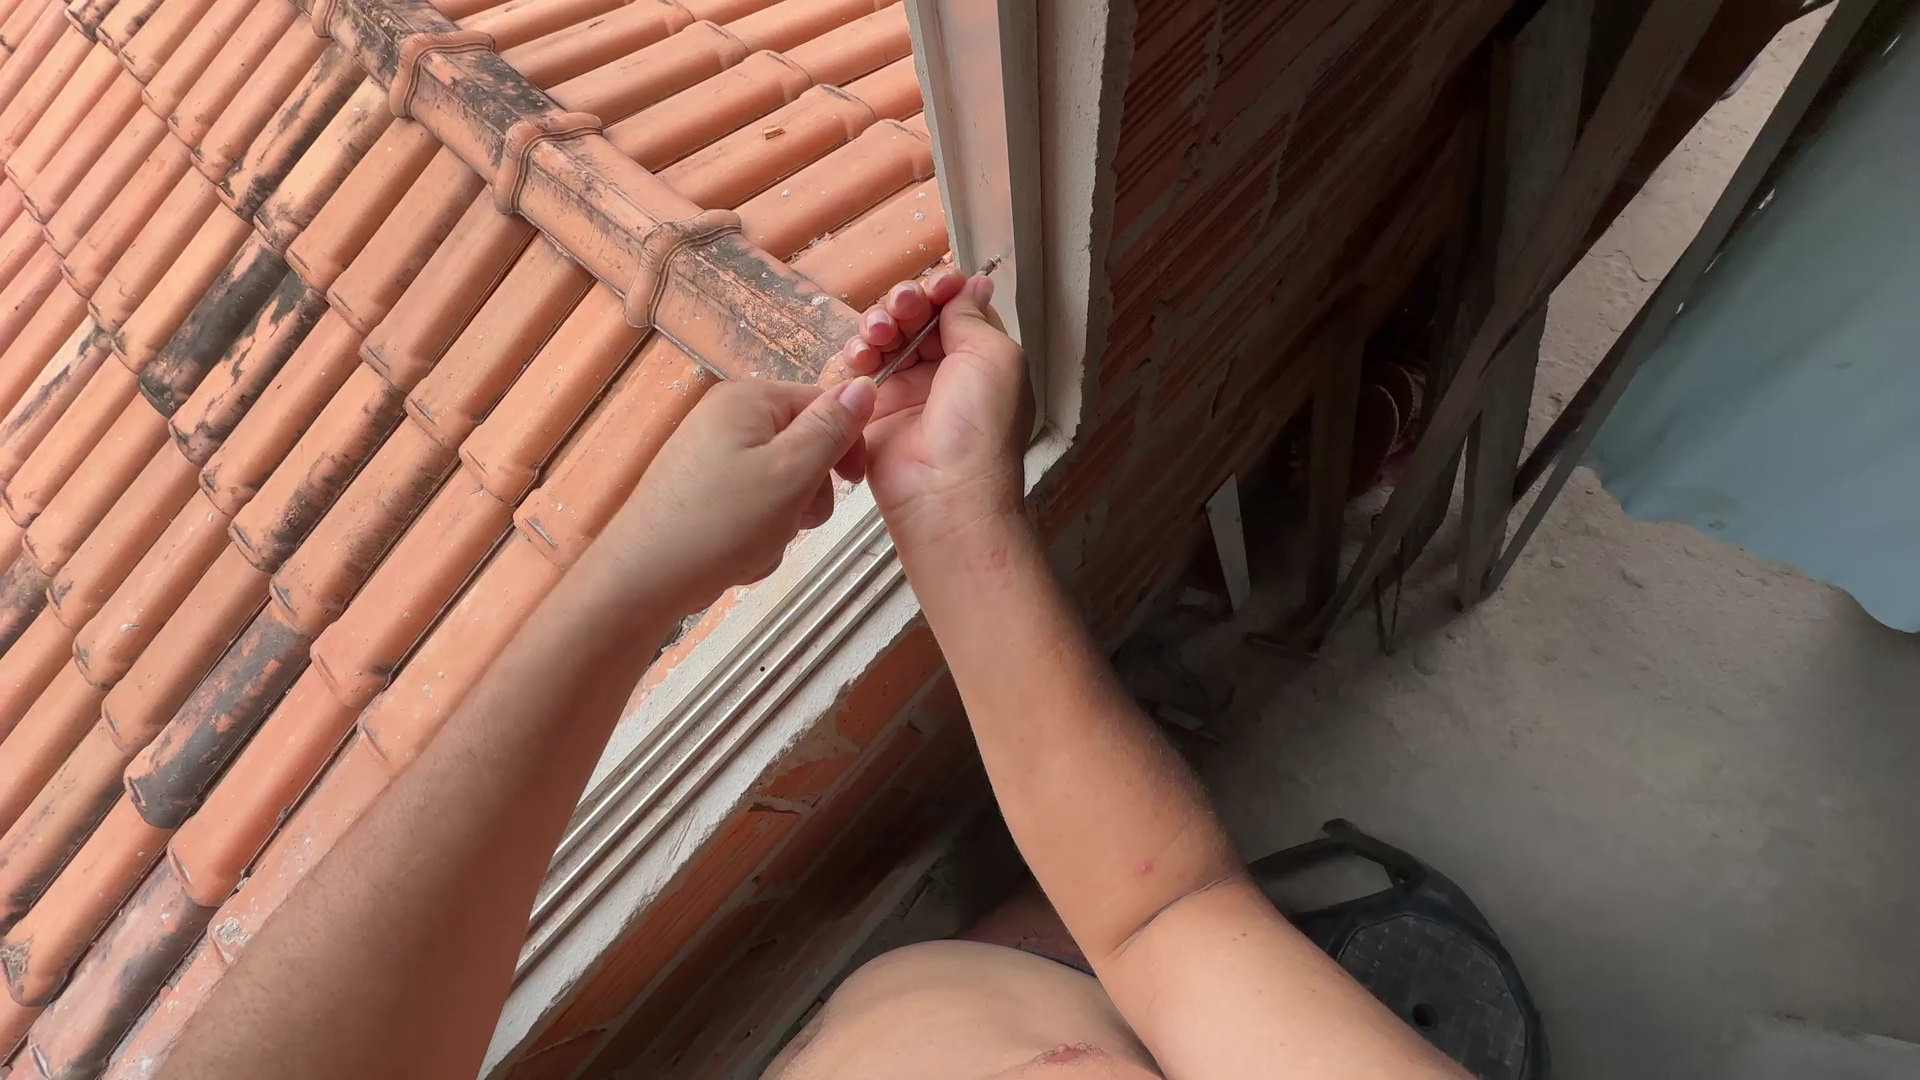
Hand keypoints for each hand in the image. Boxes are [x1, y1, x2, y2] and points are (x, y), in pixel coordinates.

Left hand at [595, 376, 876, 612]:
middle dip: (811, 490)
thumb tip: (865, 384)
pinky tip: (743, 551)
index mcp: (749, 400)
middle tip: (796, 517)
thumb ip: (831, 428)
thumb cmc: (721, 523)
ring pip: (784, 482)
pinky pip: (757, 504)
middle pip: (805, 445)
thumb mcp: (791, 472)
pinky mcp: (706, 492)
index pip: (824, 404)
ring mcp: (713, 457)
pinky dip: (762, 531)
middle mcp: (728, 419)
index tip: (852, 483)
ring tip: (765, 539)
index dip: (846, 444)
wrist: (644, 580)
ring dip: (788, 517)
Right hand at [838, 266, 1030, 548]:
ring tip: (878, 333)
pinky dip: (855, 354)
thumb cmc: (980, 431)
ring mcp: (907, 390)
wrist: (944, 493)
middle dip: (904, 302)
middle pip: (915, 316)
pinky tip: (861, 357)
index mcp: (980, 358)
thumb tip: (970, 286)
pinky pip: (856, 369)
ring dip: (877, 324)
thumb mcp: (995, 358)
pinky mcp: (873, 409)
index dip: (943, 290)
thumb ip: (973, 317)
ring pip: (883, 336)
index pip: (956, 307)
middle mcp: (944, 372)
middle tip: (902, 308)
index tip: (938, 286)